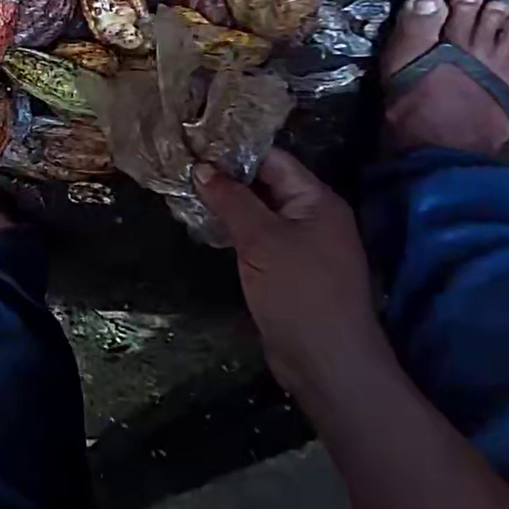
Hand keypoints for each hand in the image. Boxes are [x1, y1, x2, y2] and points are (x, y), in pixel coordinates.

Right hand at [195, 150, 386, 389]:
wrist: (327, 365)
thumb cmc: (299, 292)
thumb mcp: (261, 239)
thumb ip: (231, 199)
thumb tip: (200, 167)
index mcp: (316, 200)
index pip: (272, 159)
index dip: (234, 150)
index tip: (194, 143)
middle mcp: (311, 215)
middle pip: (263, 183)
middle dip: (224, 175)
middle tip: (180, 164)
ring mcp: (300, 243)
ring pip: (257, 210)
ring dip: (225, 202)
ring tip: (183, 189)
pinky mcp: (286, 267)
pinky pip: (256, 235)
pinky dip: (232, 227)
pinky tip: (201, 223)